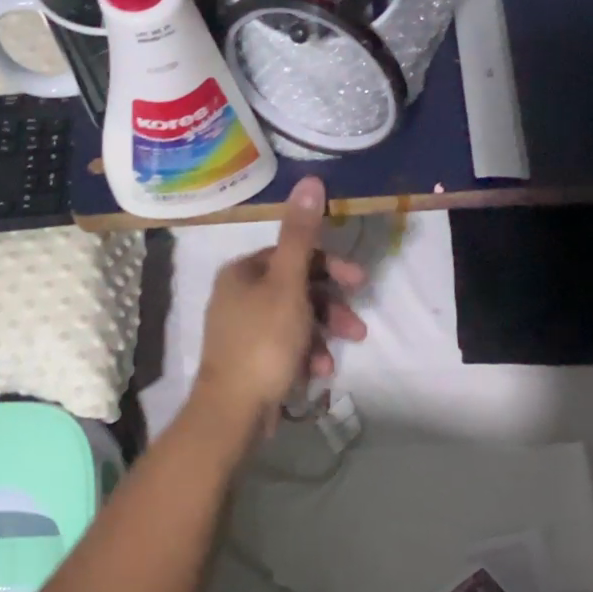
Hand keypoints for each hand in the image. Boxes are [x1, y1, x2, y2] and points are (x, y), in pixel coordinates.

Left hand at [193, 177, 366, 426]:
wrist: (233, 411)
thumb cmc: (263, 342)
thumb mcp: (288, 284)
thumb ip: (302, 236)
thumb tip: (311, 180)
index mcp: (242, 272)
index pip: (293, 254)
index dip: (330, 266)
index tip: (359, 282)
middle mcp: (238, 295)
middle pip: (297, 288)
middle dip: (331, 307)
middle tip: (357, 327)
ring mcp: (242, 330)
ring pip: (295, 319)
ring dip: (323, 334)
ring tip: (339, 354)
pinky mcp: (250, 359)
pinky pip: (286, 346)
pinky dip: (306, 354)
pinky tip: (318, 372)